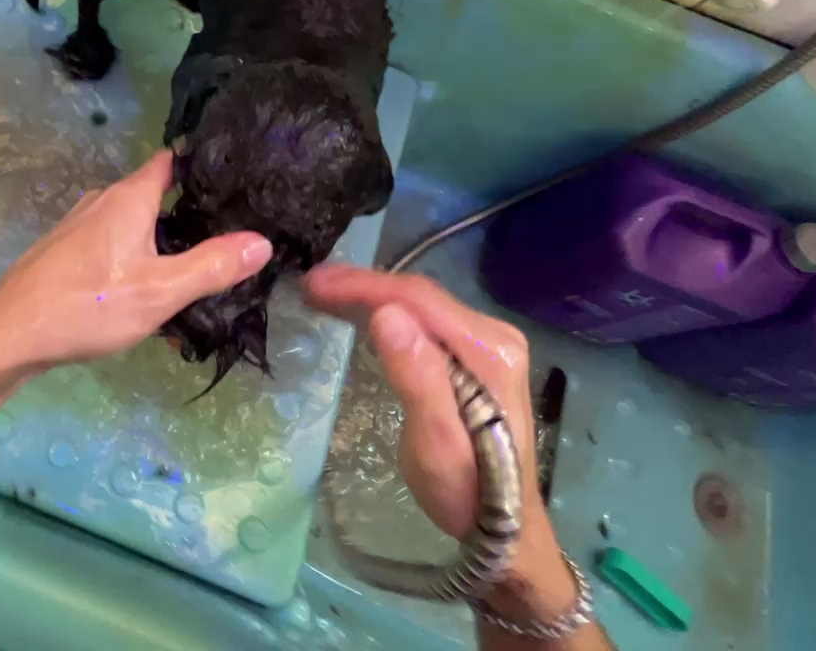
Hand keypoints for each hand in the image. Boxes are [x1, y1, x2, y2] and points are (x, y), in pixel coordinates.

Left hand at [0, 152, 272, 374]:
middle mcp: (103, 201)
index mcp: (128, 198)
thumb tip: (262, 242)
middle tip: (230, 231)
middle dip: (189, 209)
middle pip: (155, 194)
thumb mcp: (159, 291)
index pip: (171, 161)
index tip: (237, 173)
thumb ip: (211, 266)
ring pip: (134, 223)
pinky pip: (114, 244)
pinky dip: (137, 257)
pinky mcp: (67, 251)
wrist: (9, 335)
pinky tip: (147, 290)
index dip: (202, 162)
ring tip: (196, 266)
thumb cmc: (86, 305)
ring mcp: (81, 226)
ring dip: (163, 240)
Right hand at [306, 265, 578, 619]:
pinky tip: (358, 312)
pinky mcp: (474, 355)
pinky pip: (423, 319)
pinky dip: (384, 310)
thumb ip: (417, 377)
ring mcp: (486, 343)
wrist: (505, 531)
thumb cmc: (466, 493)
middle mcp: (493, 335)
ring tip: (323, 293)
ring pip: (418, 303)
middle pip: (418, 295)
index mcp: (488, 351)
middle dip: (360, 285)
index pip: (418, 299)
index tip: (315, 284)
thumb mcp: (436, 443)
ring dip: (369, 295)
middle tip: (310, 286)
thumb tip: (386, 314)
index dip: (363, 286)